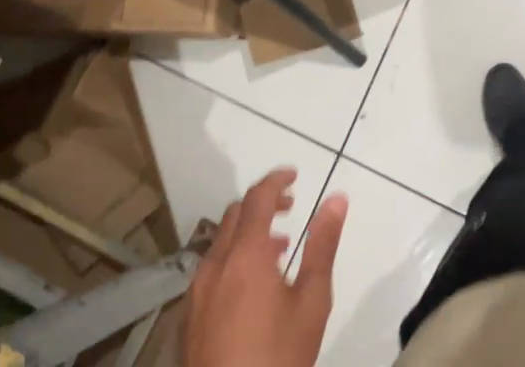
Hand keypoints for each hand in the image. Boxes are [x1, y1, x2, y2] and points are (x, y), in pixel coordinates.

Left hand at [184, 168, 348, 366]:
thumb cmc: (279, 356)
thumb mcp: (313, 301)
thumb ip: (323, 245)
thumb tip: (336, 198)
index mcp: (245, 255)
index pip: (258, 197)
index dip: (276, 180)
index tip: (295, 175)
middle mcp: (214, 265)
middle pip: (235, 215)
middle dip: (263, 203)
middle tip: (291, 208)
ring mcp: (195, 292)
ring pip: (220, 243)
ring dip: (248, 234)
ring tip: (279, 250)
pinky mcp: (188, 318)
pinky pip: (210, 271)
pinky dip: (233, 260)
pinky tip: (252, 289)